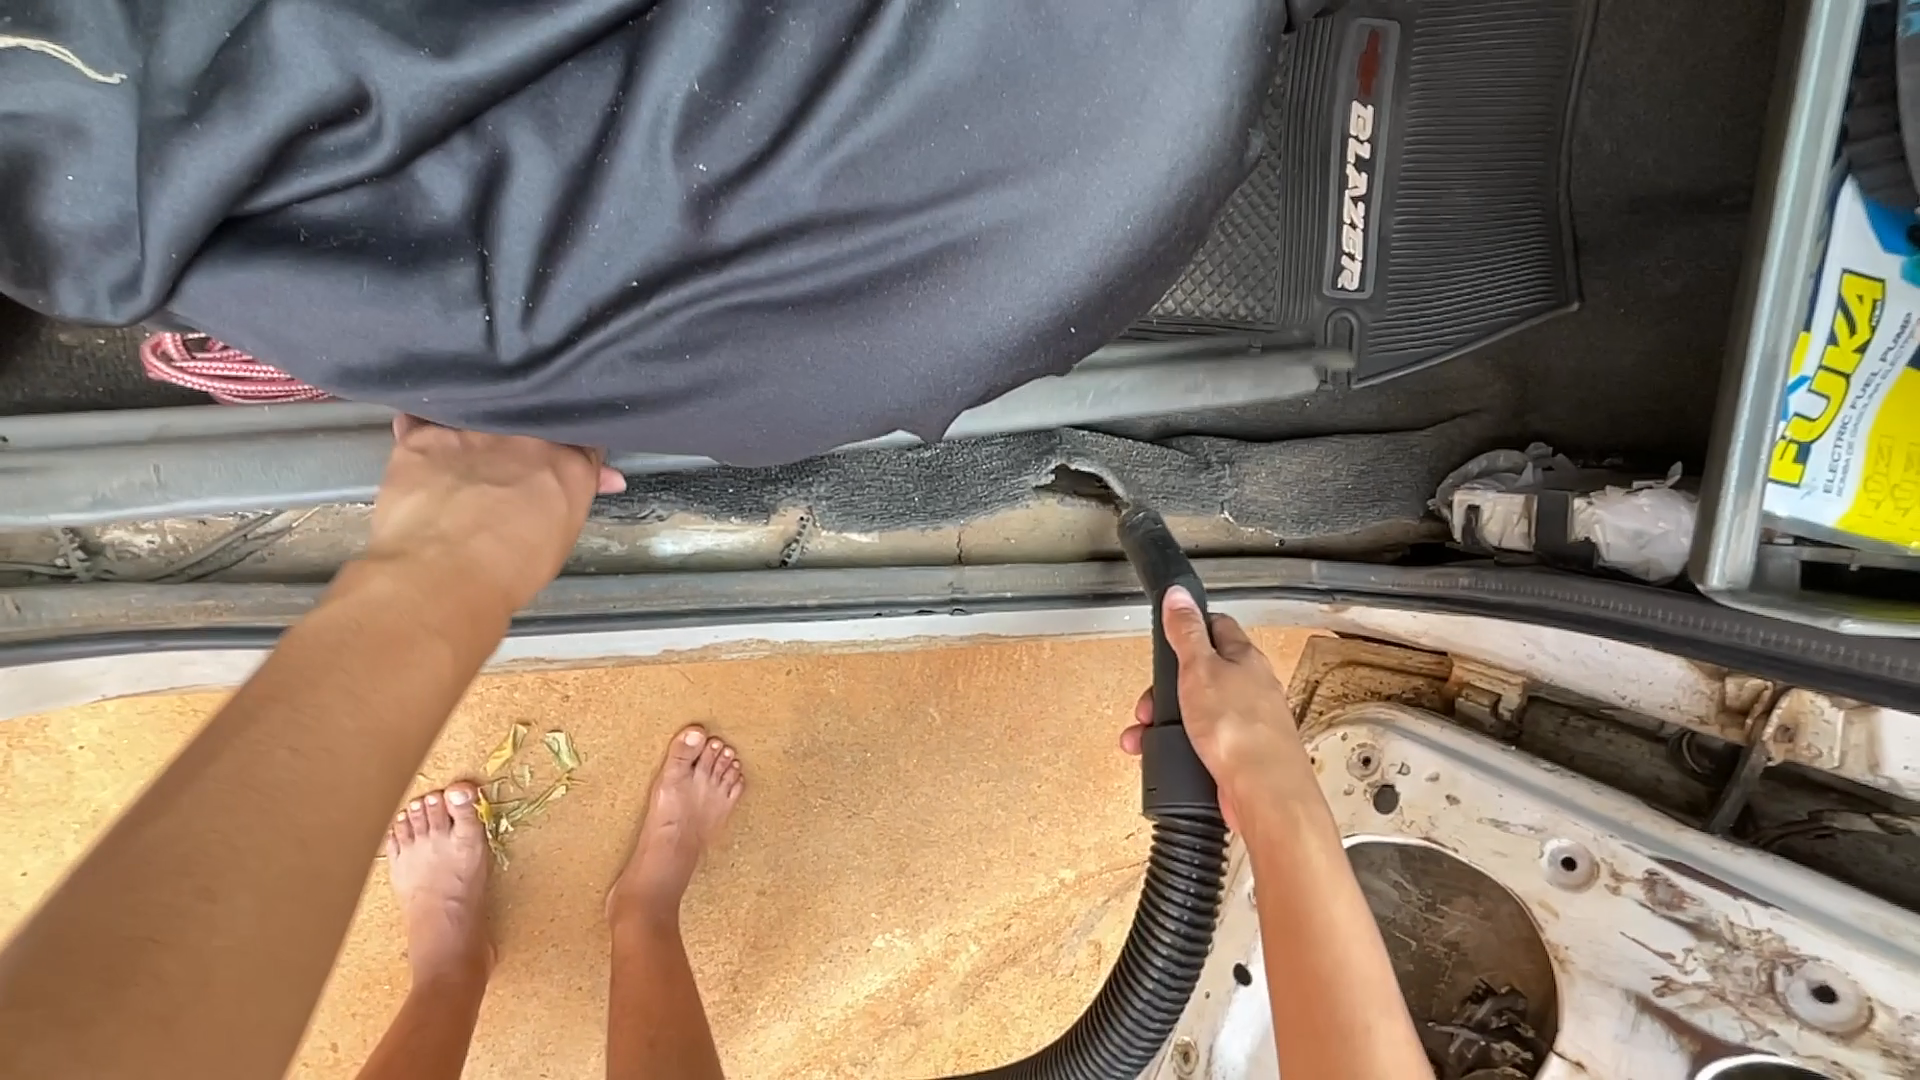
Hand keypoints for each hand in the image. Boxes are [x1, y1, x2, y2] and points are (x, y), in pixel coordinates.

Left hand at [362, 415, 626, 611]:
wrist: (444, 571)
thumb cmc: (512, 566)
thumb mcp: (564, 534)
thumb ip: (580, 493)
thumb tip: (607, 478)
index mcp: (571, 461)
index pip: (581, 440)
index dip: (573, 450)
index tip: (564, 463)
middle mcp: (527, 436)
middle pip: (532, 423)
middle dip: (528, 440)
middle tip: (516, 467)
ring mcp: (475, 431)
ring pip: (482, 416)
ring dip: (480, 434)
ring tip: (471, 462)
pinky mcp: (424, 436)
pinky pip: (423, 420)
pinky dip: (424, 431)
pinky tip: (426, 451)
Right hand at [1120, 586, 1301, 829]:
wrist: (1264, 794)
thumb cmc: (1240, 730)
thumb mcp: (1199, 669)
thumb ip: (1186, 632)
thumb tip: (1179, 596)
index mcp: (1244, 658)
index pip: (1216, 626)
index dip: (1188, 627)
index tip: (1167, 634)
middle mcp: (1249, 688)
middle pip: (1199, 673)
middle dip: (1166, 688)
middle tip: (1150, 701)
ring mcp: (1244, 722)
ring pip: (1195, 710)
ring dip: (1165, 721)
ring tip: (1144, 733)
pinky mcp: (1236, 754)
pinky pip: (1198, 742)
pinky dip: (1176, 746)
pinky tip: (1162, 756)